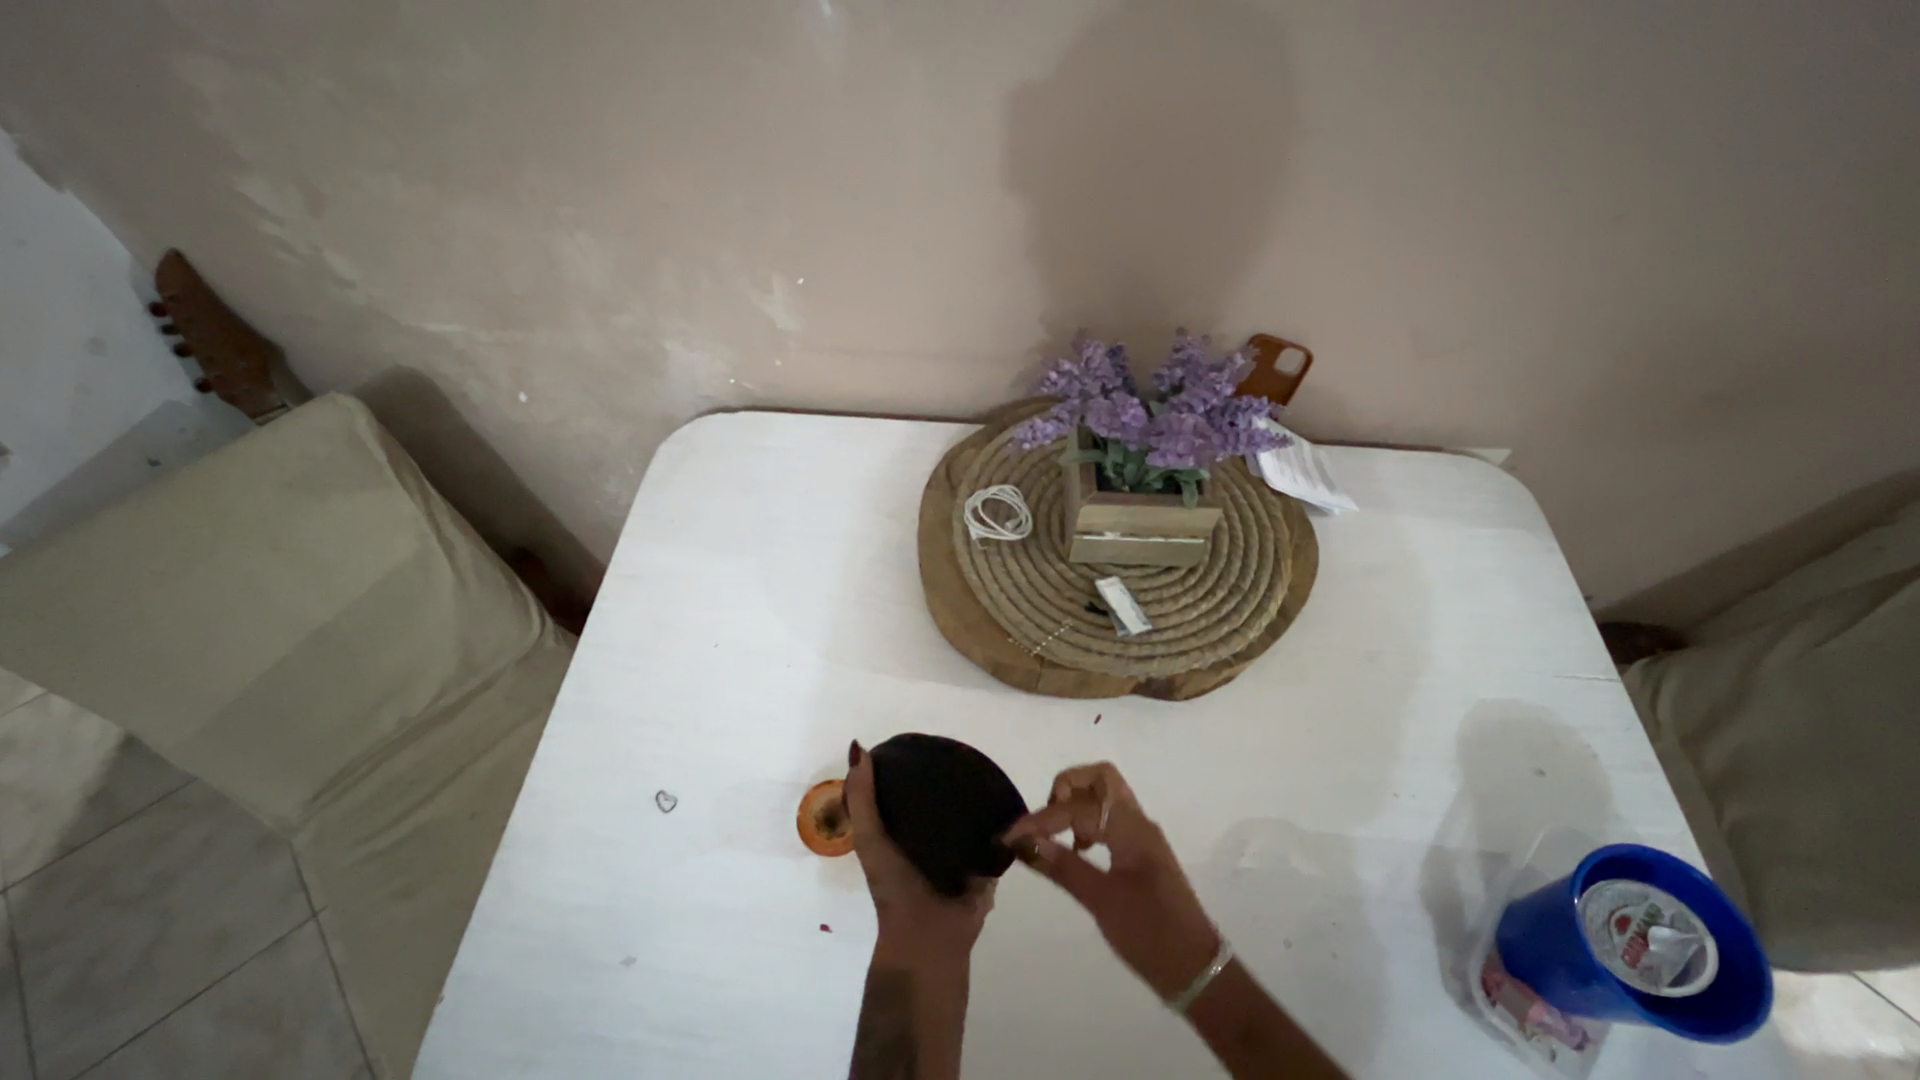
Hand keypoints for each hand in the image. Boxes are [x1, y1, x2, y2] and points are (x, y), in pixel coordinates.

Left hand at [846, 741, 995, 964]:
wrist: (928, 936)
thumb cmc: (894, 887)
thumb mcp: (869, 838)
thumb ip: (861, 799)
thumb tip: (858, 748)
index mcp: (900, 834)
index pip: (906, 793)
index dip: (910, 770)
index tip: (922, 742)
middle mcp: (931, 840)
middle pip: (941, 804)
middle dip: (947, 782)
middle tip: (962, 753)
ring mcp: (960, 853)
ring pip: (970, 818)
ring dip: (977, 802)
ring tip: (988, 771)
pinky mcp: (986, 865)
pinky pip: (997, 838)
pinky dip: (1002, 824)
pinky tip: (1009, 801)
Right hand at [1001, 762, 1219, 999]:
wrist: (1196, 969)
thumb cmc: (1151, 933)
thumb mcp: (1102, 901)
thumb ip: (1063, 867)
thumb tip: (1024, 843)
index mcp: (1131, 828)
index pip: (1077, 807)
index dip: (1040, 819)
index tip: (1010, 838)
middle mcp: (1137, 822)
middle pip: (1099, 779)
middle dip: (1065, 788)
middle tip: (1042, 822)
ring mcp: (1141, 837)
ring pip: (1104, 798)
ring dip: (1074, 805)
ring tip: (1050, 838)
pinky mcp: (1139, 855)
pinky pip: (1108, 821)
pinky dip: (1085, 824)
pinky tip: (1074, 851)